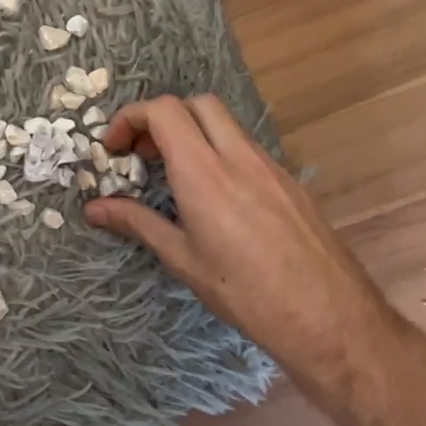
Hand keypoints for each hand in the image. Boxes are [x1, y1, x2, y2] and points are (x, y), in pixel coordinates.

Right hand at [83, 94, 419, 404]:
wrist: (333, 321)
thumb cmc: (246, 294)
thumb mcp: (183, 260)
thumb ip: (137, 223)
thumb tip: (93, 208)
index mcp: (205, 173)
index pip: (163, 111)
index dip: (131, 118)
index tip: (114, 149)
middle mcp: (239, 158)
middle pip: (197, 104)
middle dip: (162, 117)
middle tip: (143, 154)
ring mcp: (271, 168)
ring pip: (226, 124)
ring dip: (192, 133)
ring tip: (173, 175)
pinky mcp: (292, 184)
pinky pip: (248, 148)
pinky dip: (220, 152)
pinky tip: (214, 196)